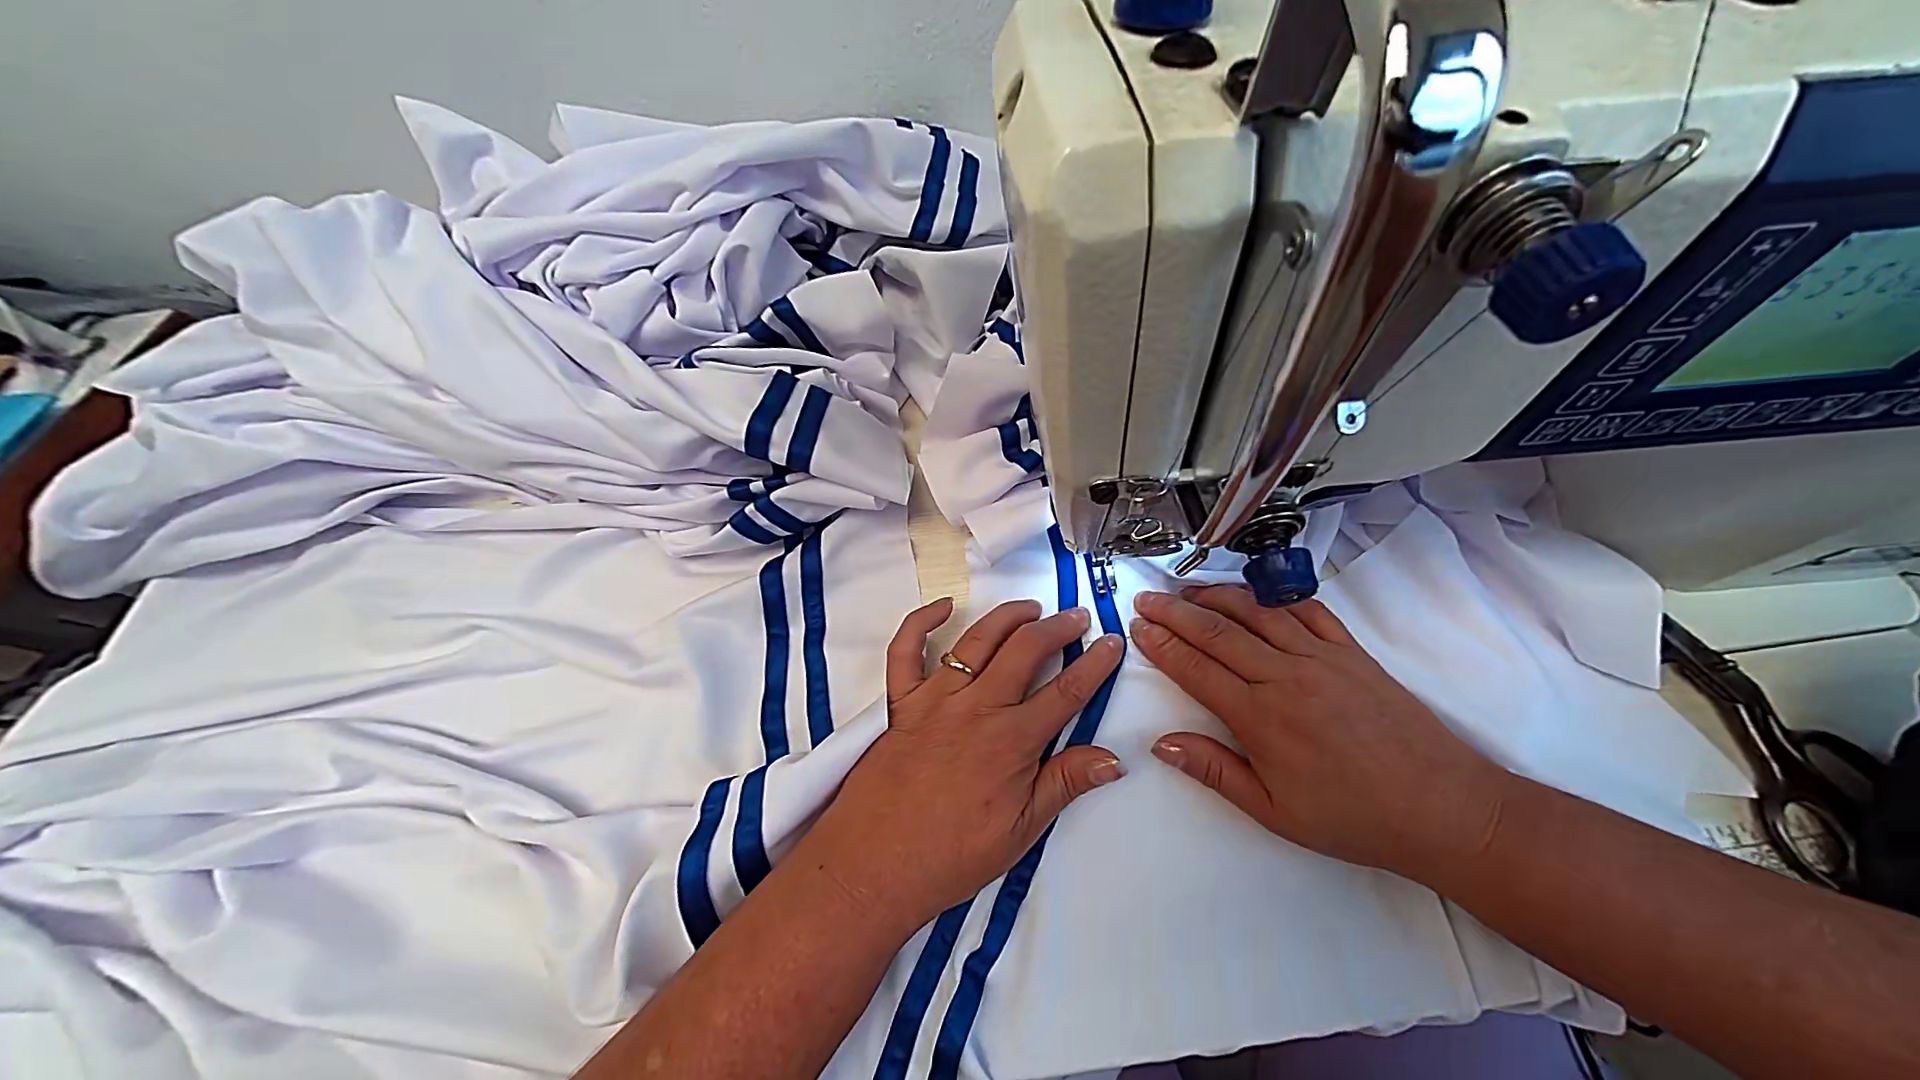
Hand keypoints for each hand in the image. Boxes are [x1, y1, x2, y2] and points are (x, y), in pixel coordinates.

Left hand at [792, 598, 1126, 931]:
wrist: (875, 865)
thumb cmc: (949, 855)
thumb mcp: (1020, 830)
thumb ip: (1065, 784)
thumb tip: (1111, 760)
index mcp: (1011, 741)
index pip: (1066, 692)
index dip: (1095, 664)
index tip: (1111, 644)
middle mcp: (976, 709)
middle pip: (1025, 650)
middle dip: (1057, 628)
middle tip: (1076, 618)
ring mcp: (934, 700)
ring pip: (977, 641)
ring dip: (1008, 618)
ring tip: (1031, 608)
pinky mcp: (900, 703)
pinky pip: (906, 650)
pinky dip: (921, 622)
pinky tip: (942, 608)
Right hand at [1129, 585, 1512, 883]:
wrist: (1444, 809)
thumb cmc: (1354, 817)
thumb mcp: (1273, 810)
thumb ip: (1214, 770)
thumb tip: (1163, 744)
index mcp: (1261, 717)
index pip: (1196, 668)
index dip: (1162, 644)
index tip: (1138, 628)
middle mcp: (1286, 676)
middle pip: (1217, 631)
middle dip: (1174, 612)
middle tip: (1147, 600)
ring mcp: (1322, 657)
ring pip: (1256, 613)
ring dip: (1215, 597)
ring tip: (1186, 590)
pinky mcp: (1352, 652)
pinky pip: (1307, 612)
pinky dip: (1274, 598)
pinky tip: (1255, 596)